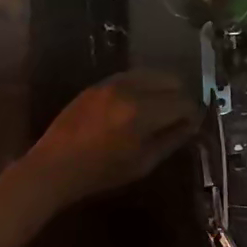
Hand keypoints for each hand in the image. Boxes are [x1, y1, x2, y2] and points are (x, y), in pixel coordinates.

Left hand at [24, 70, 202, 206]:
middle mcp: (129, 89)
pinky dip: (142, 85)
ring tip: (161, 108)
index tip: (192, 125)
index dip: (192, 114)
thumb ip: (171, 140)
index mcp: (142, 112)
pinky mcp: (97, 83)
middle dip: (180, 96)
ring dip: (161, 88)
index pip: (182, 102)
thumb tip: (192, 125)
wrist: (54, 166)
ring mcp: (111, 83)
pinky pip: (130, 76)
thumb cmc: (100, 173)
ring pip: (150, 73)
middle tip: (179, 116)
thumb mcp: (142, 163)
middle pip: (170, 80)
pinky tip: (139, 103)